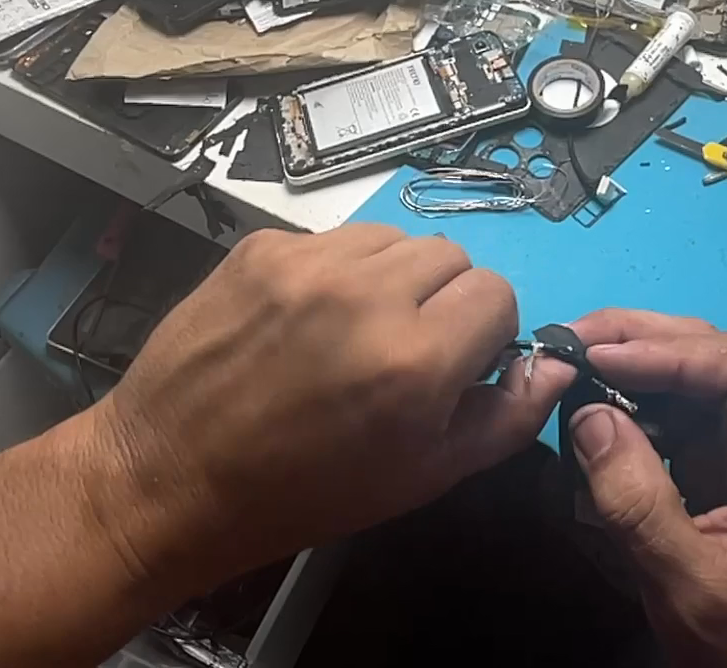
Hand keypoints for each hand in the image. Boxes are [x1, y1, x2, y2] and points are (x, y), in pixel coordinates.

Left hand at [87, 224, 572, 591]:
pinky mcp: (264, 245)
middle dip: (442, 298)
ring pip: (395, 237)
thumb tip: (555, 365)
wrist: (171, 475)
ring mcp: (308, 260)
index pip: (497, 292)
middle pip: (450, 256)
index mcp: (414, 358)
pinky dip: (337, 270)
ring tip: (353, 325)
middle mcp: (366, 293)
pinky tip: (305, 315)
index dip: (484, 330)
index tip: (454, 358)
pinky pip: (334, 238)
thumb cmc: (306, 489)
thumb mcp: (422, 475)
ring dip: (392, 275)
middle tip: (403, 344)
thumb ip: (506, 418)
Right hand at [567, 309, 726, 667]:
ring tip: (580, 358)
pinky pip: (683, 413)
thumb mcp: (692, 589)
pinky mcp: (726, 466)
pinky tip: (603, 402)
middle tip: (576, 339)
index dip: (668, 351)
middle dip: (646, 340)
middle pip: (719, 357)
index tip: (599, 357)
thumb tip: (587, 414)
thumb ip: (638, 503)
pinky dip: (638, 399)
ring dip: (638, 360)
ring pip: (698, 376)